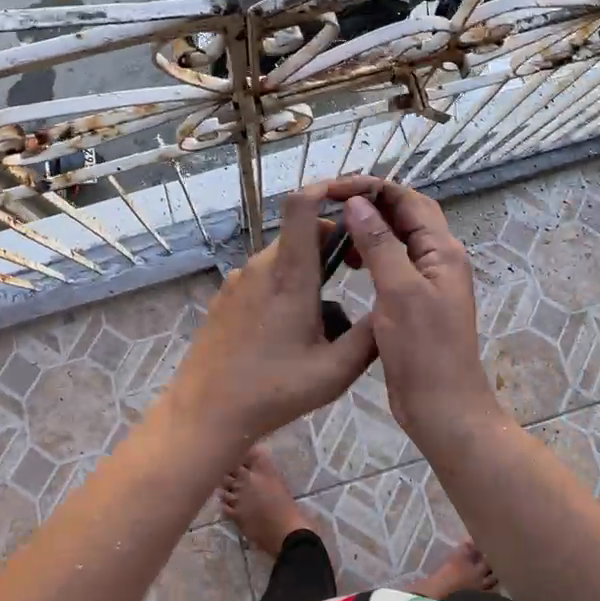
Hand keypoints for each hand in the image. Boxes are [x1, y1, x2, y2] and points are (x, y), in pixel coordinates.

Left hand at [166, 183, 379, 444]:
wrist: (206, 413)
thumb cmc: (274, 391)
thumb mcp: (336, 371)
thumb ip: (371, 336)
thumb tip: (393, 306)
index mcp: (289, 273)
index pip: (303, 204)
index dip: (327, 187)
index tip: (353, 195)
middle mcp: (261, 266)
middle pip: (301, 232)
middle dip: (332, 244)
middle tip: (354, 275)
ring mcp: (239, 280)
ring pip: (284, 258)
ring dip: (309, 271)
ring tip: (324, 318)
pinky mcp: (226, 297)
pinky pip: (264, 277)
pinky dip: (285, 287)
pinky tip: (290, 332)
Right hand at [333, 177, 503, 441]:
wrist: (443, 409)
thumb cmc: (424, 351)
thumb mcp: (398, 292)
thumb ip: (379, 244)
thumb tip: (357, 203)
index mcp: (442, 250)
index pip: (408, 199)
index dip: (373, 187)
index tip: (335, 189)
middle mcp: (438, 258)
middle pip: (405, 214)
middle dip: (371, 202)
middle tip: (332, 204)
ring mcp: (427, 280)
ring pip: (397, 237)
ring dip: (369, 228)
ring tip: (336, 232)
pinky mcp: (414, 301)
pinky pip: (392, 263)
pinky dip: (370, 254)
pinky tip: (348, 263)